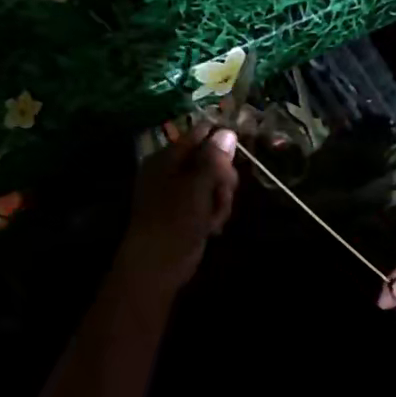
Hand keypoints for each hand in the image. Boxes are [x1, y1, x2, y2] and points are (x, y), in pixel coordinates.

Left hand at [120, 124, 237, 284]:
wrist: (158, 264)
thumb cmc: (173, 220)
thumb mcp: (197, 185)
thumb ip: (214, 158)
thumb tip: (228, 132)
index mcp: (168, 157)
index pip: (199, 134)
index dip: (221, 140)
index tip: (238, 153)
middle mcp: (173, 170)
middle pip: (212, 160)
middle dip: (223, 178)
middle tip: (223, 192)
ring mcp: (181, 192)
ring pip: (216, 184)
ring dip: (221, 200)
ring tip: (214, 217)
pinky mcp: (188, 212)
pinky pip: (211, 203)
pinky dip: (215, 214)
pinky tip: (211, 227)